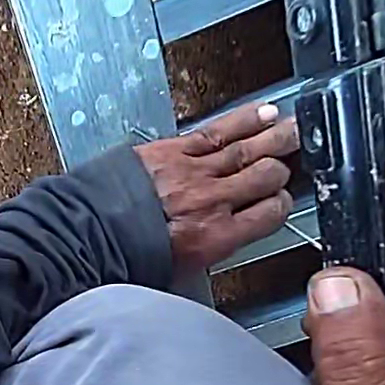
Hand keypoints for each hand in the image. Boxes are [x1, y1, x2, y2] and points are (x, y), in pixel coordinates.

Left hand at [134, 103, 297, 273]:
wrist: (90, 233)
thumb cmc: (126, 256)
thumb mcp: (177, 271)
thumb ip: (208, 253)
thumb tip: (220, 244)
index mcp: (217, 236)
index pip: (269, 215)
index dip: (280, 205)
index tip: (282, 199)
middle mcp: (213, 201)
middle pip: (264, 177)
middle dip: (280, 169)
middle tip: (293, 158)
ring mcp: (195, 172)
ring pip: (247, 150)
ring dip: (275, 138)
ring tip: (294, 129)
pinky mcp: (175, 149)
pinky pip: (218, 131)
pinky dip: (244, 120)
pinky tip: (263, 113)